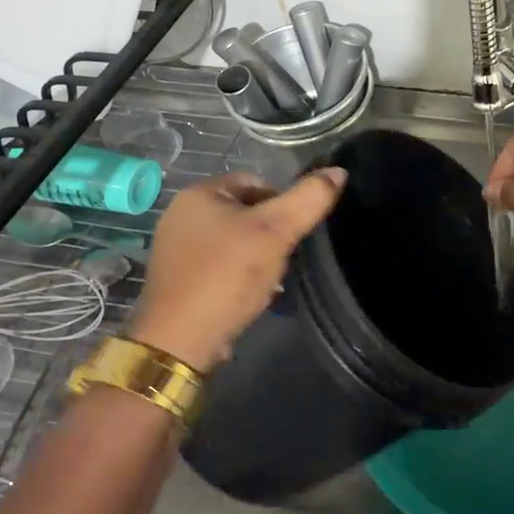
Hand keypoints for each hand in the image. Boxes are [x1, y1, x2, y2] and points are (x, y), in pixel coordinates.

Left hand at [128, 168, 344, 370]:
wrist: (179, 342)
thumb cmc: (227, 276)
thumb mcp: (276, 232)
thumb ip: (309, 198)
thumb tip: (338, 171)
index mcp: (198, 194)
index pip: (255, 181)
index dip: (281, 204)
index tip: (292, 233)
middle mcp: (180, 215)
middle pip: (245, 212)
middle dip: (269, 233)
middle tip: (283, 258)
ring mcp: (175, 249)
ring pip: (233, 240)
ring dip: (256, 256)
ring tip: (269, 280)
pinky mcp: (176, 279)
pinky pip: (218, 265)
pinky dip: (237, 275)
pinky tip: (248, 295)